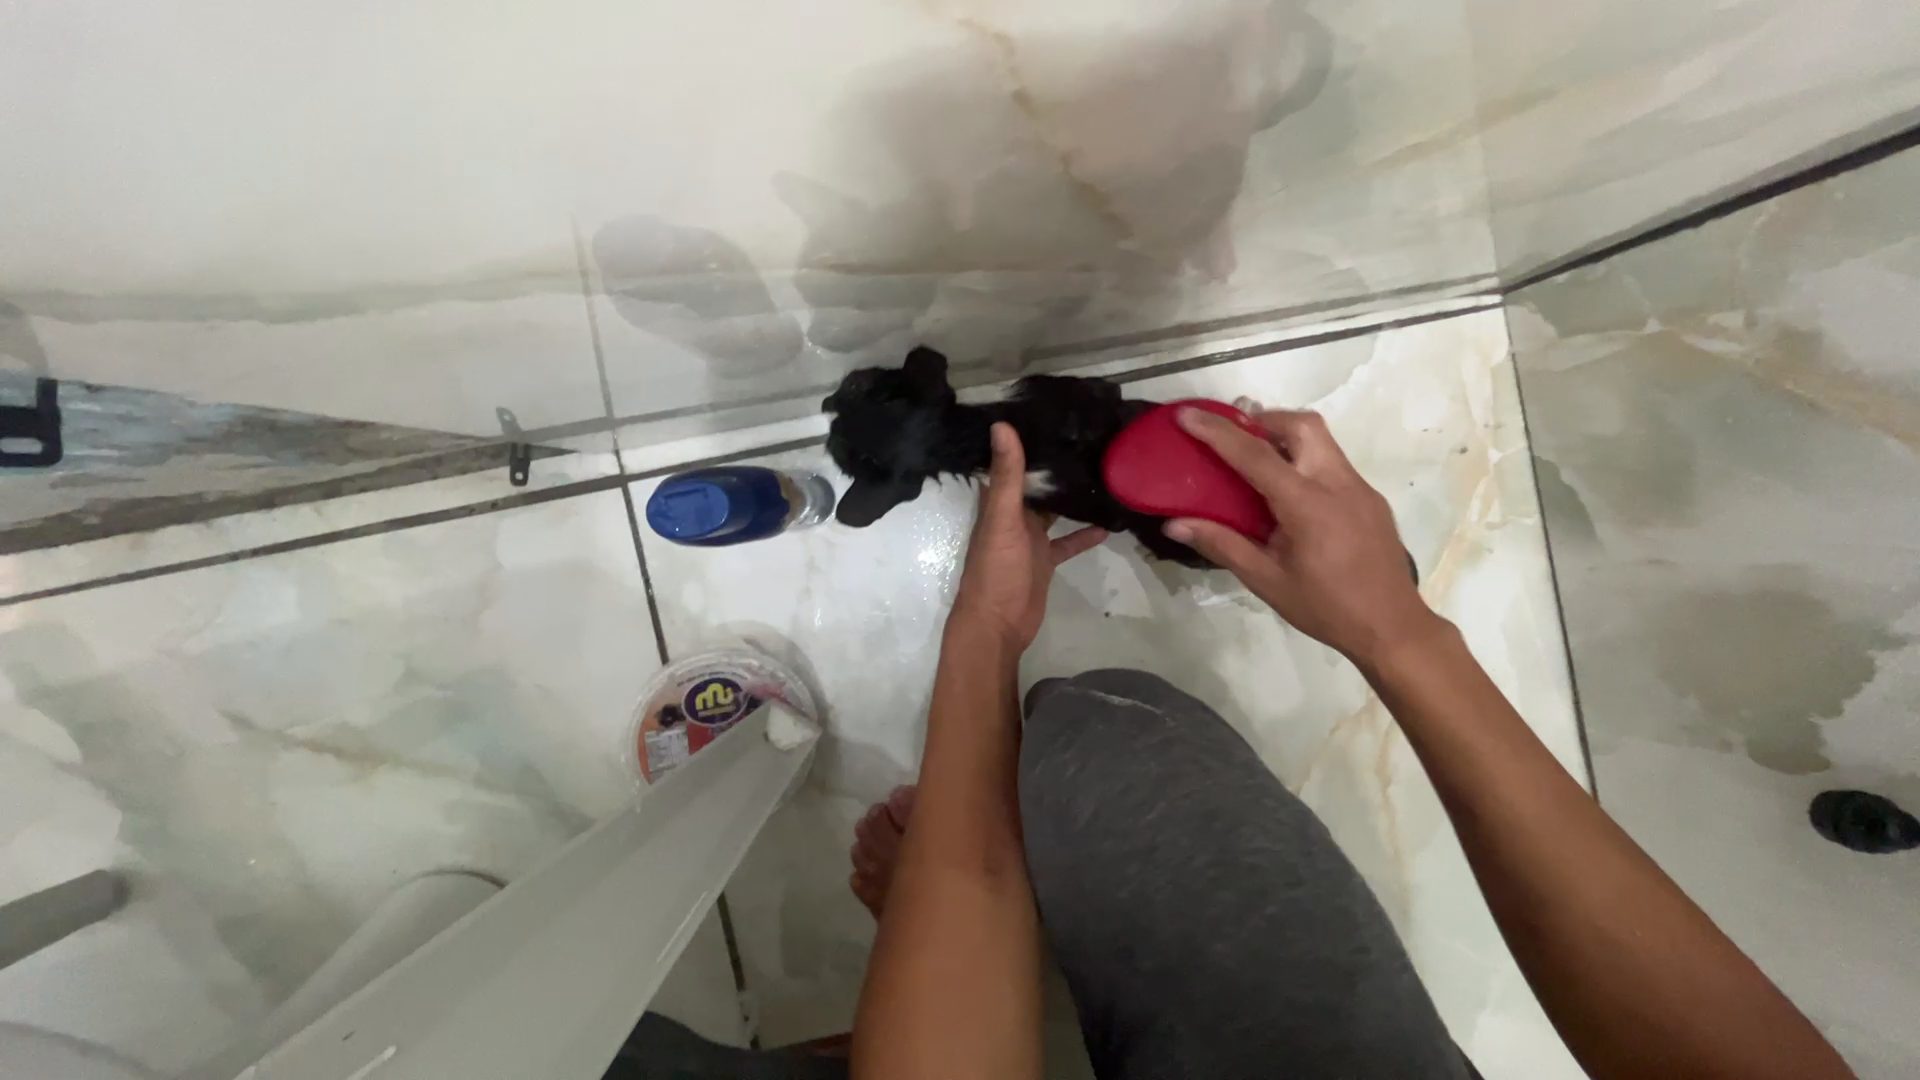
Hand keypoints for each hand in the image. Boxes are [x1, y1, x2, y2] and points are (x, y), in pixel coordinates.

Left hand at [949, 423, 1106, 652]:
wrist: (998, 625)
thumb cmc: (996, 570)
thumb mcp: (1002, 519)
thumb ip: (1006, 476)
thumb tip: (1000, 425)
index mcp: (997, 503)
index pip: (1010, 463)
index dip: (1025, 440)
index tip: (1051, 413)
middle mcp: (1012, 516)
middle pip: (1035, 485)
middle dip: (1055, 466)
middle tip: (1089, 438)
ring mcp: (1030, 539)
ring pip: (1053, 511)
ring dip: (1071, 497)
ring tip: (1105, 473)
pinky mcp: (1045, 560)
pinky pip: (1067, 542)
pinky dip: (1084, 534)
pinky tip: (1108, 524)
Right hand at [1166, 408, 1444, 669]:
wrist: (1392, 627)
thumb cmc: (1325, 607)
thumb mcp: (1265, 580)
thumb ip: (1221, 544)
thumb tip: (1174, 524)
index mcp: (1307, 504)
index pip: (1255, 454)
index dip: (1217, 431)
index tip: (1187, 414)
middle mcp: (1337, 483)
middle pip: (1301, 425)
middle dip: (1263, 420)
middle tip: (1233, 436)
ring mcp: (1358, 487)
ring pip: (1321, 439)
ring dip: (1284, 436)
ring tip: (1255, 461)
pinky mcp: (1369, 497)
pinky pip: (1331, 461)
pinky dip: (1302, 459)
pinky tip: (1286, 494)